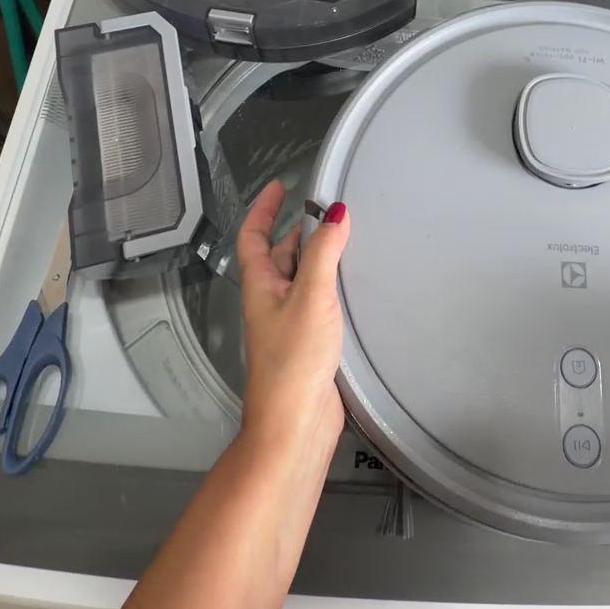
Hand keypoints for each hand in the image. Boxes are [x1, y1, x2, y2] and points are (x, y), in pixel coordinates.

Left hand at [237, 181, 349, 456]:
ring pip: (301, 276)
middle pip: (280, 254)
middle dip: (299, 229)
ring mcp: (290, 321)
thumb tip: (336, 212)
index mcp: (260, 285)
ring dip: (318, 255)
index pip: (254, 237)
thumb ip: (323, 253)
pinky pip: (318, 298)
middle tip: (328, 209)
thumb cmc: (294, 359)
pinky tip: (355, 282)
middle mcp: (271, 299)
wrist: (296, 422)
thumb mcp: (310, 296)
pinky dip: (332, 281)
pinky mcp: (310, 339)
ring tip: (347, 236)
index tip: (280, 186)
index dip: (263, 209)